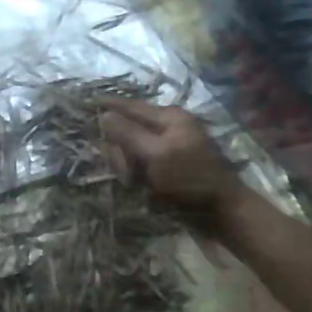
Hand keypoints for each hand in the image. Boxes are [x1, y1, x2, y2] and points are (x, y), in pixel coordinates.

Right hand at [98, 99, 243, 217]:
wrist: (223, 211)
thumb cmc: (190, 178)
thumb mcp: (156, 154)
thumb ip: (128, 133)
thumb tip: (103, 115)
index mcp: (169, 117)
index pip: (131, 106)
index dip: (108, 105)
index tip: (88, 101)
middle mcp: (170, 127)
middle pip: (130, 129)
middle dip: (120, 149)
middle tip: (123, 171)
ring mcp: (171, 146)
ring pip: (135, 148)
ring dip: (128, 164)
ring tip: (132, 182)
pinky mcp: (172, 166)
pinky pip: (144, 162)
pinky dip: (137, 172)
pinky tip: (138, 185)